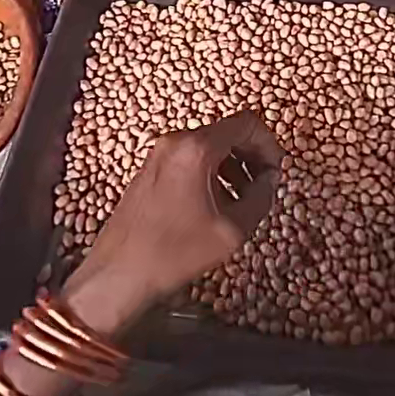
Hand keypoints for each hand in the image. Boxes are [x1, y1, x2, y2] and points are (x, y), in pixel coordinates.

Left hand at [62, 112, 284, 335]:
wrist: (118, 272)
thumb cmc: (173, 252)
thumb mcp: (232, 230)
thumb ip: (261, 198)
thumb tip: (270, 181)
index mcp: (196, 148)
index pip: (246, 122)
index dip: (269, 144)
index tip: (275, 170)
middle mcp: (175, 142)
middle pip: (227, 132)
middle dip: (252, 156)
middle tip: (264, 184)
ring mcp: (159, 154)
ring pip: (209, 146)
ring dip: (233, 166)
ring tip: (243, 199)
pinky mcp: (151, 169)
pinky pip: (190, 159)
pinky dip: (211, 173)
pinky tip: (217, 204)